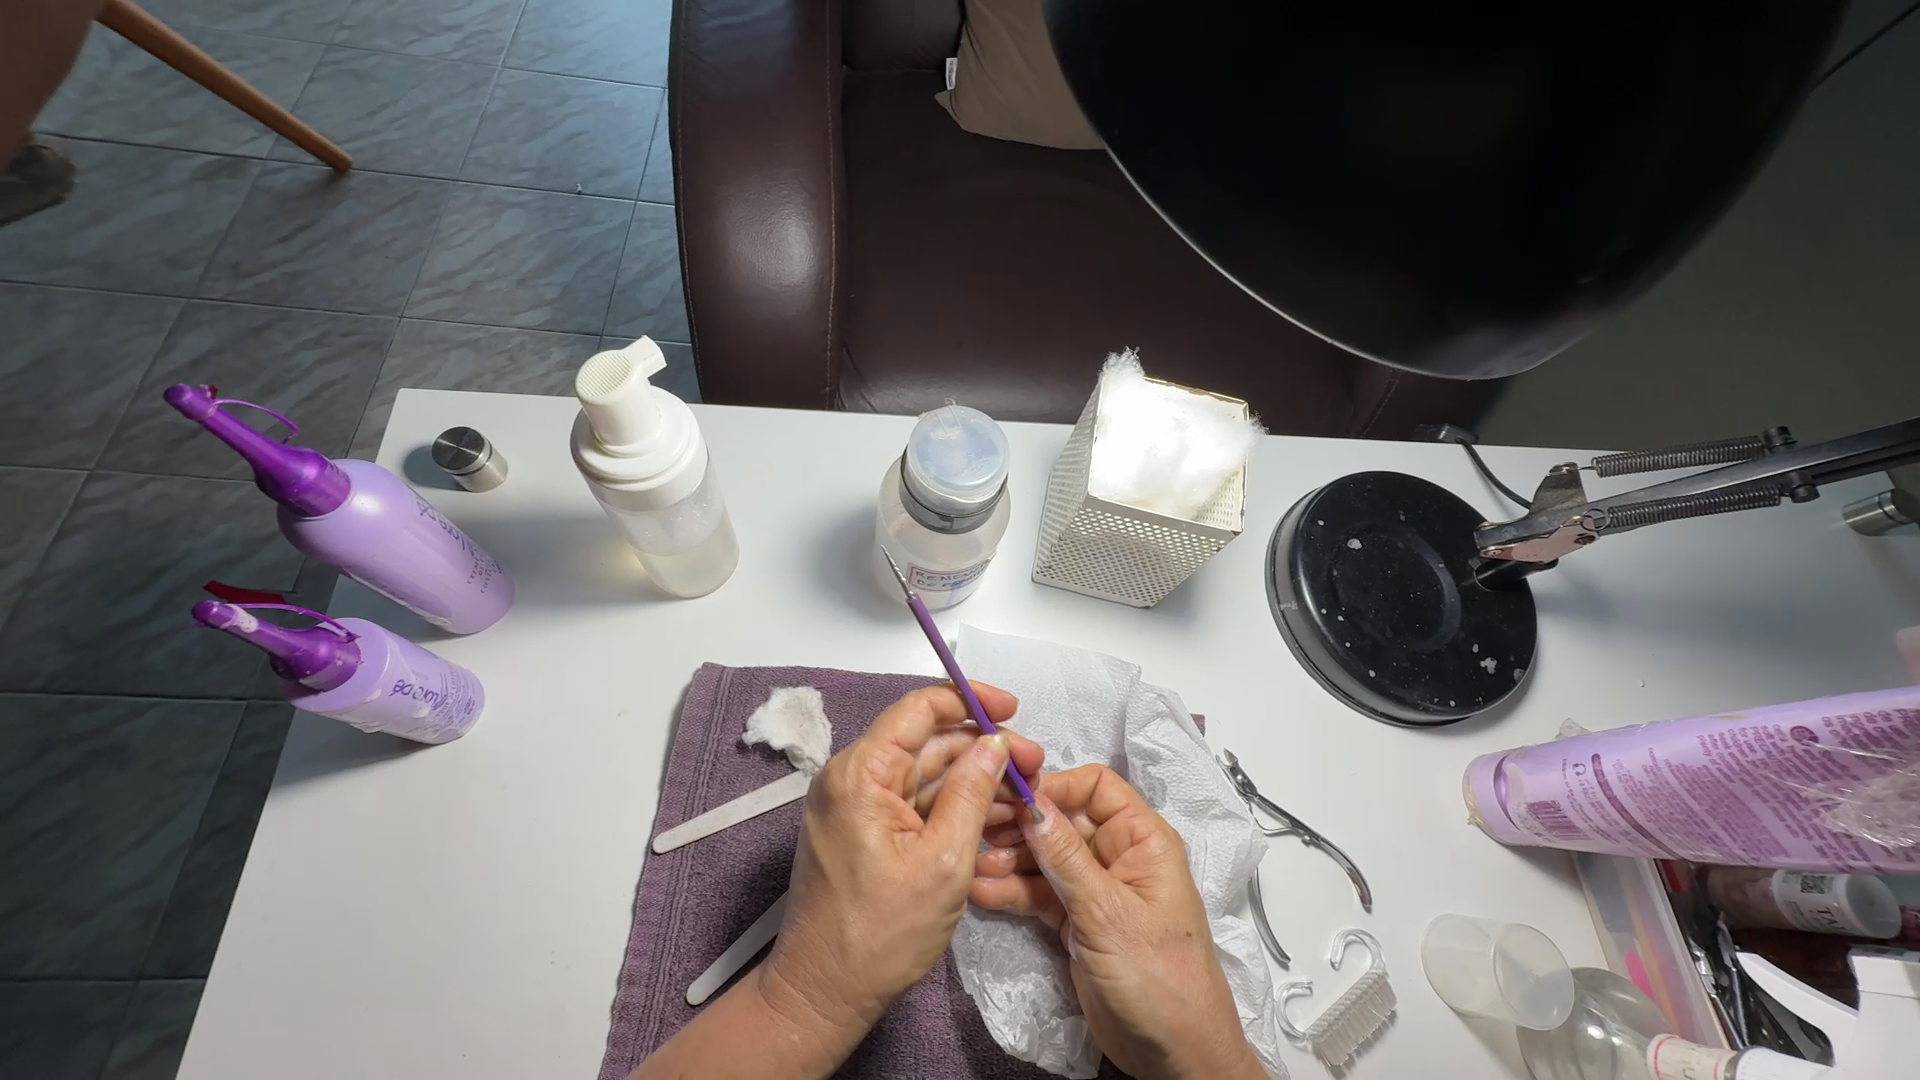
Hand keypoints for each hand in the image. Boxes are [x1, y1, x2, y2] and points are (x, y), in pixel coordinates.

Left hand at [757, 682, 1042, 1062]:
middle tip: (1034, 764)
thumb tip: (996, 742)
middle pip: (928, 741)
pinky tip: (995, 815)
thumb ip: (972, 792)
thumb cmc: (879, 935)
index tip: (1013, 709)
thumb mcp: (943, 861)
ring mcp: (858, 803)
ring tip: (1025, 792)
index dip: (970, 700)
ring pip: (927, 772)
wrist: (823, 995)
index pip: (920, 708)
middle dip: (983, 748)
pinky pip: (916, 802)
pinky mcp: (866, 828)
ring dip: (974, 779)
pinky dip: (953, 805)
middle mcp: (853, 777)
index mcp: (861, 773)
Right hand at [971, 765, 1263, 1079]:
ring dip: (1010, 860)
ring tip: (975, 866)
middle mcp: (1116, 855)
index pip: (1095, 787)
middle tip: (980, 830)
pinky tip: (981, 891)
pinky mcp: (1076, 920)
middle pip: (1062, 821)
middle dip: (1022, 826)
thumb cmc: (1158, 977)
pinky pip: (1039, 893)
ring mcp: (1094, 888)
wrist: (1174, 1057)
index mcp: (1141, 839)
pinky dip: (1012, 891)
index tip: (1013, 796)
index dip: (1054, 786)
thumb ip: (1065, 857)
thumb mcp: (1108, 912)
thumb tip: (1032, 803)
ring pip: (1045, 858)